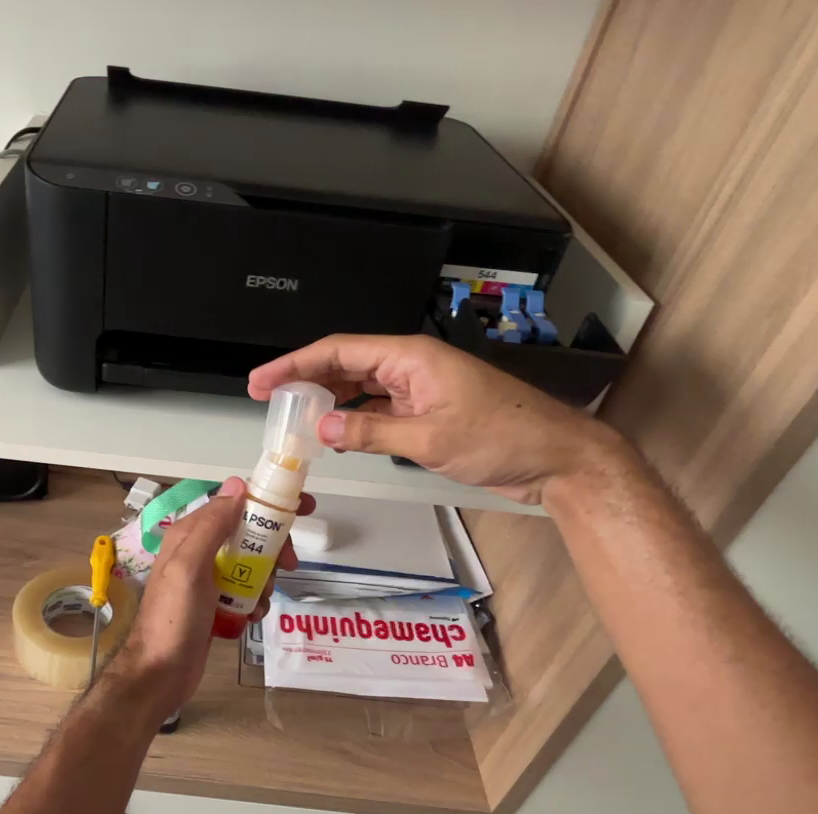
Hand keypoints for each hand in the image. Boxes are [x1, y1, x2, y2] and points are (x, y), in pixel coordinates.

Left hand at [108, 477, 312, 708]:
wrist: (161, 673)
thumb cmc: (173, 619)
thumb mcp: (190, 566)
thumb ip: (212, 526)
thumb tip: (238, 485)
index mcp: (189, 534)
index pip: (234, 504)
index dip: (268, 503)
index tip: (303, 507)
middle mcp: (198, 551)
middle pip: (247, 534)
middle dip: (272, 547)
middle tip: (289, 563)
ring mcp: (206, 579)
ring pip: (251, 564)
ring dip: (265, 578)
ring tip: (261, 598)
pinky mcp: (214, 604)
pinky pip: (245, 591)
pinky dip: (255, 600)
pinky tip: (252, 616)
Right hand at [248, 334, 626, 505]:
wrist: (554, 457)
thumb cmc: (504, 437)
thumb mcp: (430, 438)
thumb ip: (373, 432)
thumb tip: (325, 426)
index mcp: (411, 357)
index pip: (339, 351)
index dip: (296, 363)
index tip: (263, 380)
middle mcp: (412, 367)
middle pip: (345, 365)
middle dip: (305, 380)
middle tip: (269, 399)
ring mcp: (420, 390)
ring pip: (360, 389)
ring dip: (328, 401)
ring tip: (294, 418)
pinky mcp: (427, 413)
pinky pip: (379, 411)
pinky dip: (354, 421)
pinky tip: (336, 434)